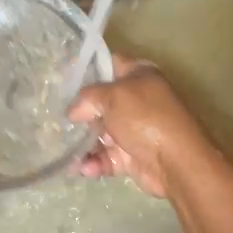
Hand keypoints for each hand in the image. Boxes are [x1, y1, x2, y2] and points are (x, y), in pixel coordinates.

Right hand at [68, 56, 220, 198]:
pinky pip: (106, 157)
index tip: (62, 77)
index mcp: (139, 76)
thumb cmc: (145, 119)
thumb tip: (73, 111)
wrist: (176, 162)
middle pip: (100, 102)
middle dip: (79, 112)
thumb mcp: (113, 96)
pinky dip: (94, 162)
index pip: (109, 64)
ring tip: (67, 152)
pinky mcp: (131, 156)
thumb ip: (87, 98)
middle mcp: (137, 100)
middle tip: (57, 118)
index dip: (86, 69)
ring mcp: (134, 129)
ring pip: (100, 133)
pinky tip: (82, 169)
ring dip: (82, 143)